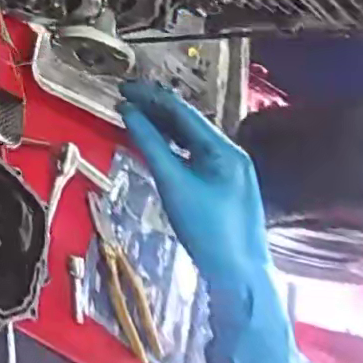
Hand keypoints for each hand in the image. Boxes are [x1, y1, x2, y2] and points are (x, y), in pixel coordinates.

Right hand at [118, 79, 315, 362]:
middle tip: (123, 97)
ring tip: (132, 114)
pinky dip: (170, 144)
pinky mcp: (223, 184)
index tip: (122, 87)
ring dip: (161, 125)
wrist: (239, 275)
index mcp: (224, 148)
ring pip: (189, 137)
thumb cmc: (206, 228)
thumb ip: (149, 143)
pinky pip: (193, 153)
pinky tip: (153, 142)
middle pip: (187, 122)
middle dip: (154, 108)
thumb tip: (127, 112)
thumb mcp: (172, 182)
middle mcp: (230, 153)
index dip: (150, 96)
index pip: (182, 111)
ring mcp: (229, 169)